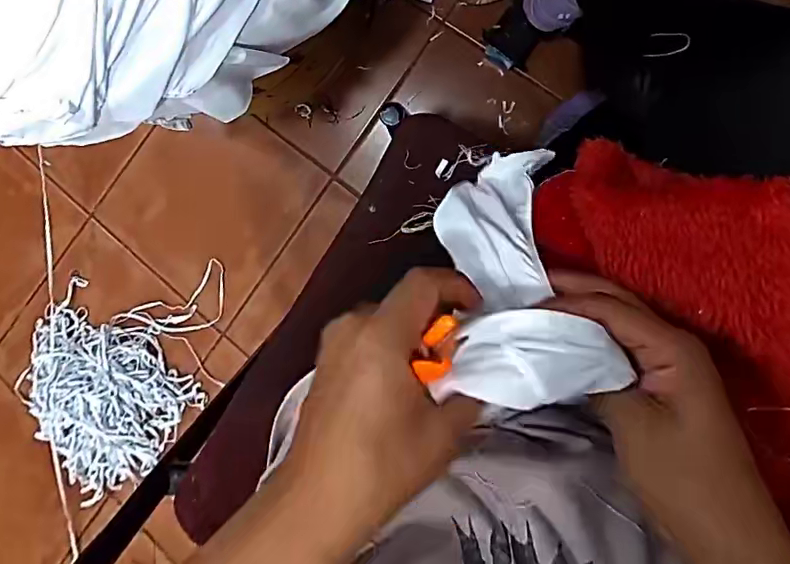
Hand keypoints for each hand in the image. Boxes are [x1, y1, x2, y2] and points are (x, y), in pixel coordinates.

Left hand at [280, 268, 484, 536]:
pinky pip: (366, 336)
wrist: (311, 507)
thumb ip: (470, 391)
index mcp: (380, 334)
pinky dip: (390, 347)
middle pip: (406, 299)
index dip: (457, 286)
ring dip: (413, 335)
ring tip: (428, 377)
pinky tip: (399, 388)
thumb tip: (478, 376)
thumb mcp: (443, 433)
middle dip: (437, 320)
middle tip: (454, 355)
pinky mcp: (324, 363)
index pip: (424, 282)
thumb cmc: (378, 467)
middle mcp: (352, 327)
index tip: (476, 310)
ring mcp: (333, 344)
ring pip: (386, 318)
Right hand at [546, 272, 789, 563]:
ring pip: (624, 323)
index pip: (614, 308)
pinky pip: (628, 347)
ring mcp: (675, 363)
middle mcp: (676, 343)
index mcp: (673, 345)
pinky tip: (574, 342)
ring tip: (547, 306)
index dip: (571, 302)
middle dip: (579, 291)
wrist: (730, 534)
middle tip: (537, 284)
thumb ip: (600, 382)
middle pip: (621, 304)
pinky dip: (599, 339)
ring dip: (588, 311)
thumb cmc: (684, 479)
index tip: (530, 304)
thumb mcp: (635, 428)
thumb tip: (567, 357)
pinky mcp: (669, 384)